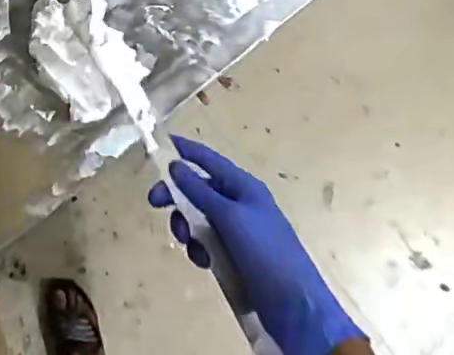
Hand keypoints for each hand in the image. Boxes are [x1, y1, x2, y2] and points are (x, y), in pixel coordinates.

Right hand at [147, 136, 364, 354]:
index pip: (208, 158)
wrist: (300, 311)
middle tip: (154, 203)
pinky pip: (208, 241)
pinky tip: (203, 261)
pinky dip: (200, 247)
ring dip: (187, 226)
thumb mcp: (229, 217)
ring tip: (187, 243)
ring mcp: (240, 230)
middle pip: (198, 188)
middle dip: (176, 195)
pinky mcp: (238, 255)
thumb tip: (174, 164)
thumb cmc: (266, 254)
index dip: (184, 149)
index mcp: (243, 186)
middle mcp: (240, 203)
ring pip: (199, 216)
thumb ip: (199, 190)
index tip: (159, 142)